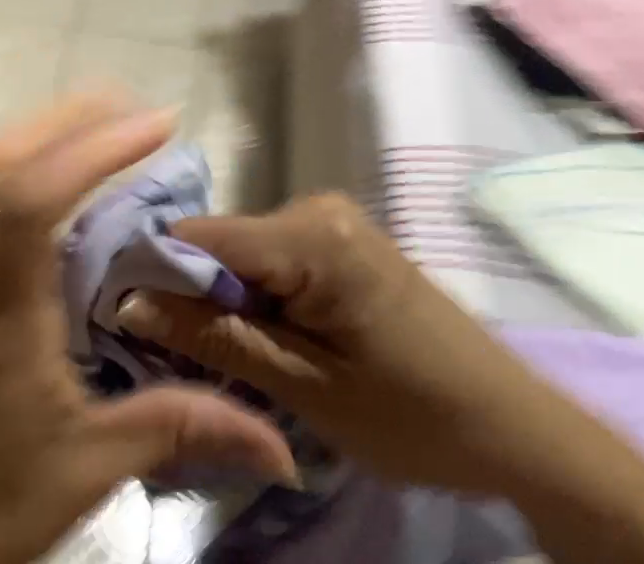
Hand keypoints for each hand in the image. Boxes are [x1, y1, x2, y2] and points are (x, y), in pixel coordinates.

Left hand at [0, 95, 297, 563]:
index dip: (93, 148)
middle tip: (130, 109)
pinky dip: (11, 171)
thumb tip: (281, 443)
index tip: (156, 123)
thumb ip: (176, 432)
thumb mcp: (83, 473)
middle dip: (63, 120)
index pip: (32, 197)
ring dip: (34, 137)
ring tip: (97, 129)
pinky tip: (49, 187)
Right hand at [112, 191, 590, 497]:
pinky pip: (264, 262)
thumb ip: (213, 336)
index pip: (193, 236)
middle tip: (171, 354)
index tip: (121, 323)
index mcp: (309, 235)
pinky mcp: (337, 245)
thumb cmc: (417, 418)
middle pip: (212, 244)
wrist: (521, 435)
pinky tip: (254, 339)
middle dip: (185, 295)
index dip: (149, 276)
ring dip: (216, 301)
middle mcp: (313, 208)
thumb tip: (126, 302)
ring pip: (233, 256)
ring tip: (213, 354)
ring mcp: (328, 223)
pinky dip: (248, 300)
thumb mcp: (304, 388)